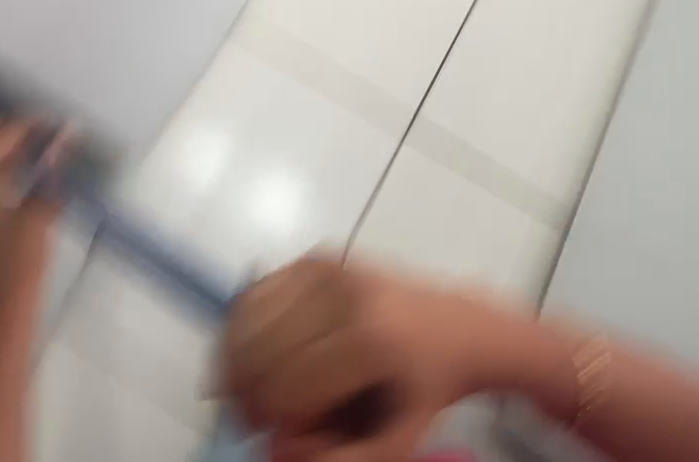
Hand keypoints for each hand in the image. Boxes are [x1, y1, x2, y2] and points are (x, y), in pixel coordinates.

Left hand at [0, 117, 71, 291]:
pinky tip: (22, 170)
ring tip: (26, 141)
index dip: (13, 129)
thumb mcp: (41, 210)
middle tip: (22, 124)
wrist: (9, 299)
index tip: (39, 119)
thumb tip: (63, 139)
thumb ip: (49, 171)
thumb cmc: (23, 257)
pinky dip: (0, 169)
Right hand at [219, 255, 511, 461]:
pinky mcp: (320, 257)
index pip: (287, 388)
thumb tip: (274, 447)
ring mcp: (330, 268)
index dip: (271, 422)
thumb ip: (337, 460)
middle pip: (263, 351)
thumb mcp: (396, 443)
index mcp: (368, 341)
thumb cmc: (423, 388)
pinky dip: (246, 326)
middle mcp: (345, 295)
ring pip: (251, 318)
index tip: (280, 435)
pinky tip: (261, 351)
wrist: (457, 328)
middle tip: (258, 416)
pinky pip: (259, 293)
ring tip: (258, 386)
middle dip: (248, 393)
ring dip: (241, 360)